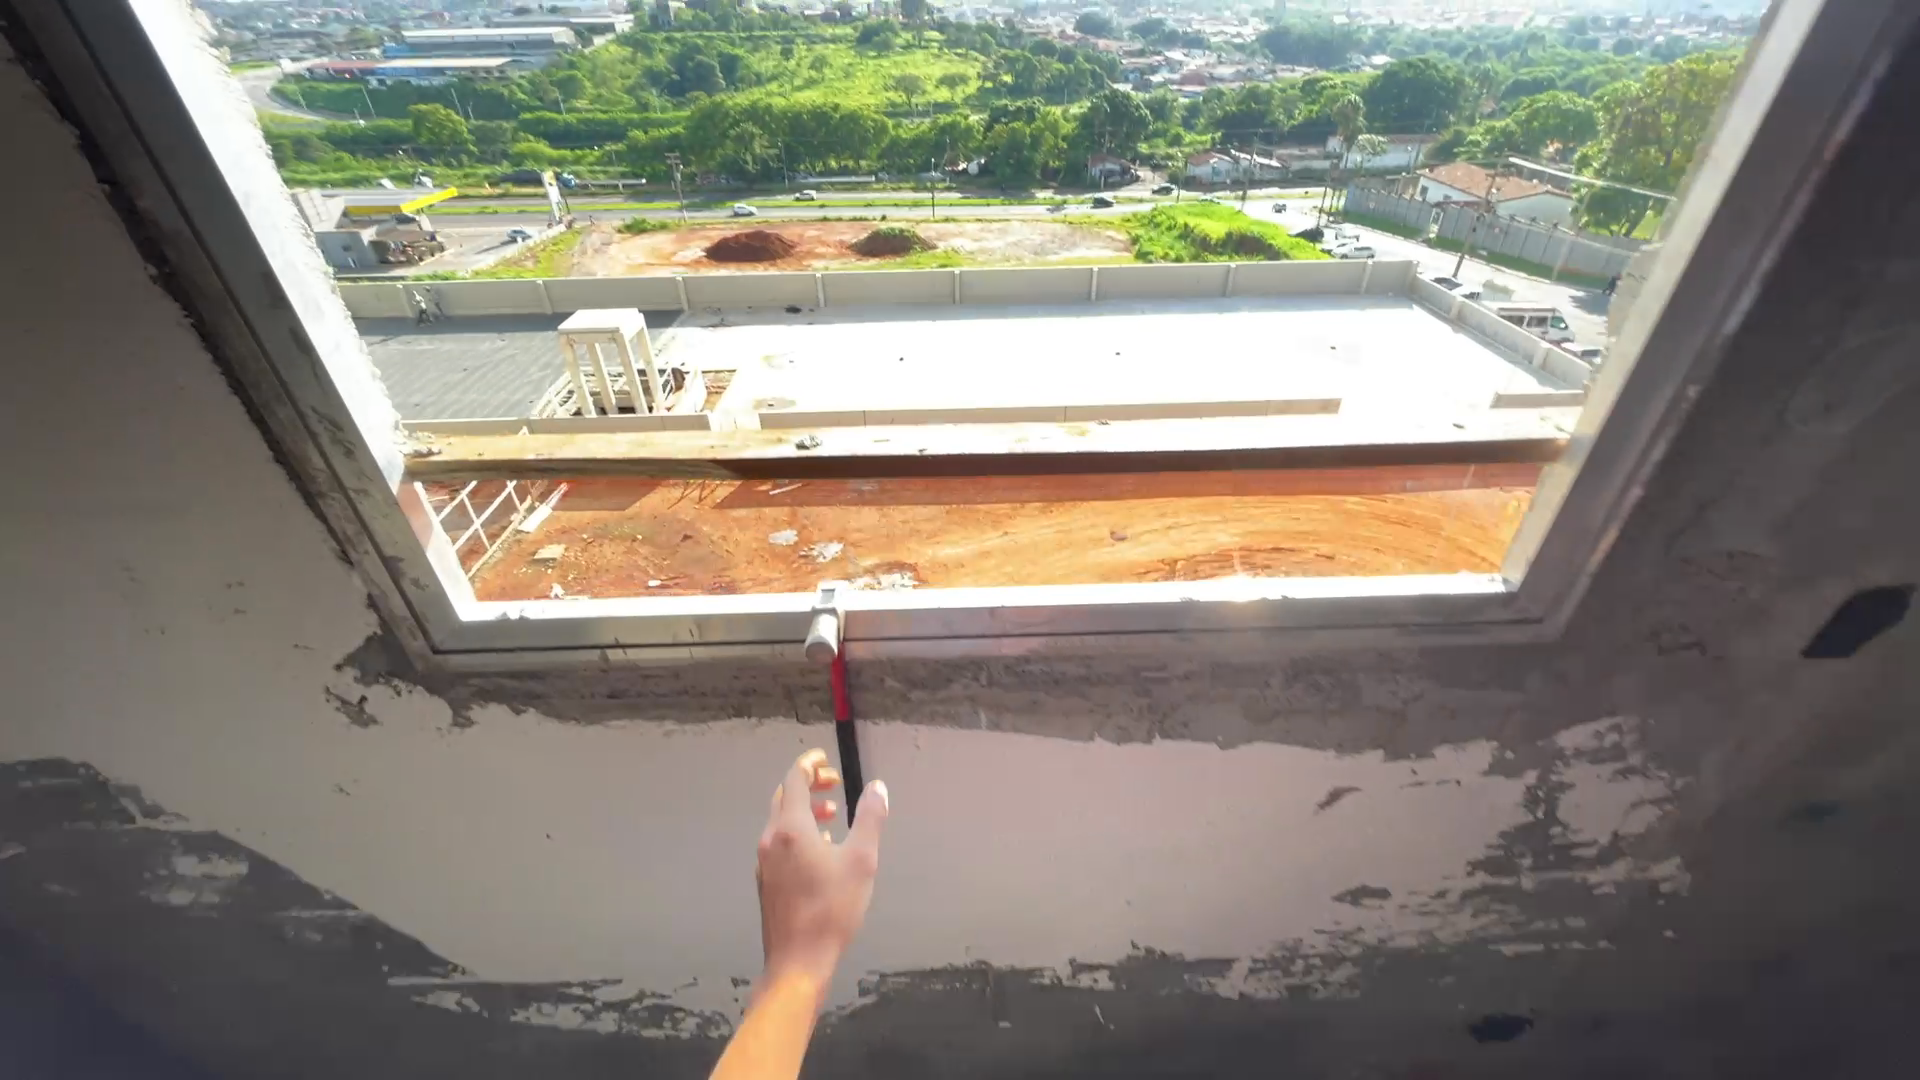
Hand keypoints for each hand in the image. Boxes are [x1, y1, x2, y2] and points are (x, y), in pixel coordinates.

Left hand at [756, 749, 887, 995]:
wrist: (798, 961)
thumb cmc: (832, 908)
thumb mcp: (862, 859)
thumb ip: (870, 818)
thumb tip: (877, 786)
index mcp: (791, 827)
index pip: (795, 779)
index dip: (810, 763)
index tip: (826, 757)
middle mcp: (772, 838)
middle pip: (785, 795)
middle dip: (809, 783)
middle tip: (834, 783)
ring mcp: (765, 861)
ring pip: (781, 819)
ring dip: (805, 808)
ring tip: (833, 814)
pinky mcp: (766, 880)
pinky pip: (780, 840)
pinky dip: (798, 830)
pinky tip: (821, 847)